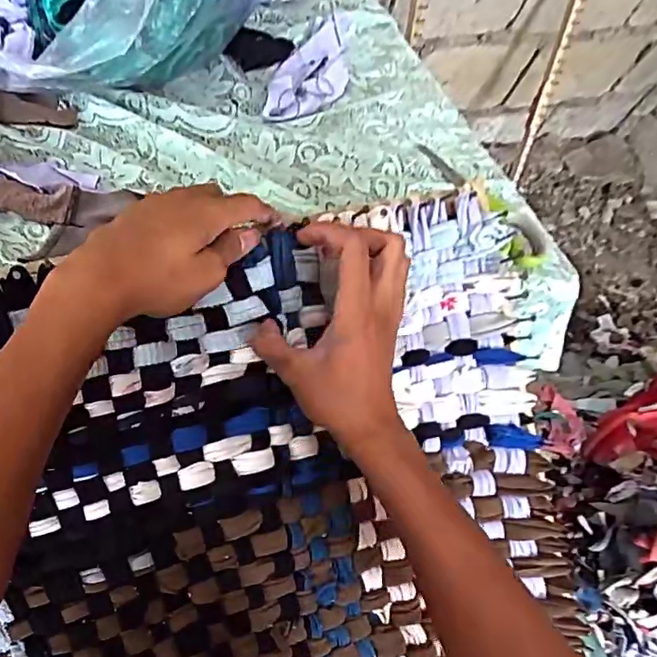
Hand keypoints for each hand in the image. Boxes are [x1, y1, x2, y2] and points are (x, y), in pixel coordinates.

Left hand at [41, 184, 279, 327]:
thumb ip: (228, 252)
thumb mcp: (203, 276)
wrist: (99, 277)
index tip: (275, 221)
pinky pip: (170, 208)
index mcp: (206, 213)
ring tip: (205, 240)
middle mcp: (183, 198)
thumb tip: (248, 234)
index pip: (245, 204)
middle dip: (232, 211)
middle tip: (237, 236)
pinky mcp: (136, 212)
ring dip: (205, 214)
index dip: (263, 212)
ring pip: (191, 199)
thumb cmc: (157, 281)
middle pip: (217, 196)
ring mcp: (156, 202)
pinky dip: (182, 219)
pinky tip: (174, 240)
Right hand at [251, 223, 409, 456]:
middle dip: (358, 231)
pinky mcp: (390, 323)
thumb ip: (272, 345)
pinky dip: (373, 267)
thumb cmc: (336, 399)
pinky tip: (345, 283)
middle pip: (390, 244)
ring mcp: (390, 313)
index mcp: (357, 310)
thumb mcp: (295, 373)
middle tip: (327, 243)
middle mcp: (381, 304)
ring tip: (337, 256)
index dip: (328, 231)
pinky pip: (392, 279)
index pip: (355, 248)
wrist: (369, 425)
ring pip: (398, 260)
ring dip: (370, 247)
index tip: (302, 238)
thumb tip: (258, 327)